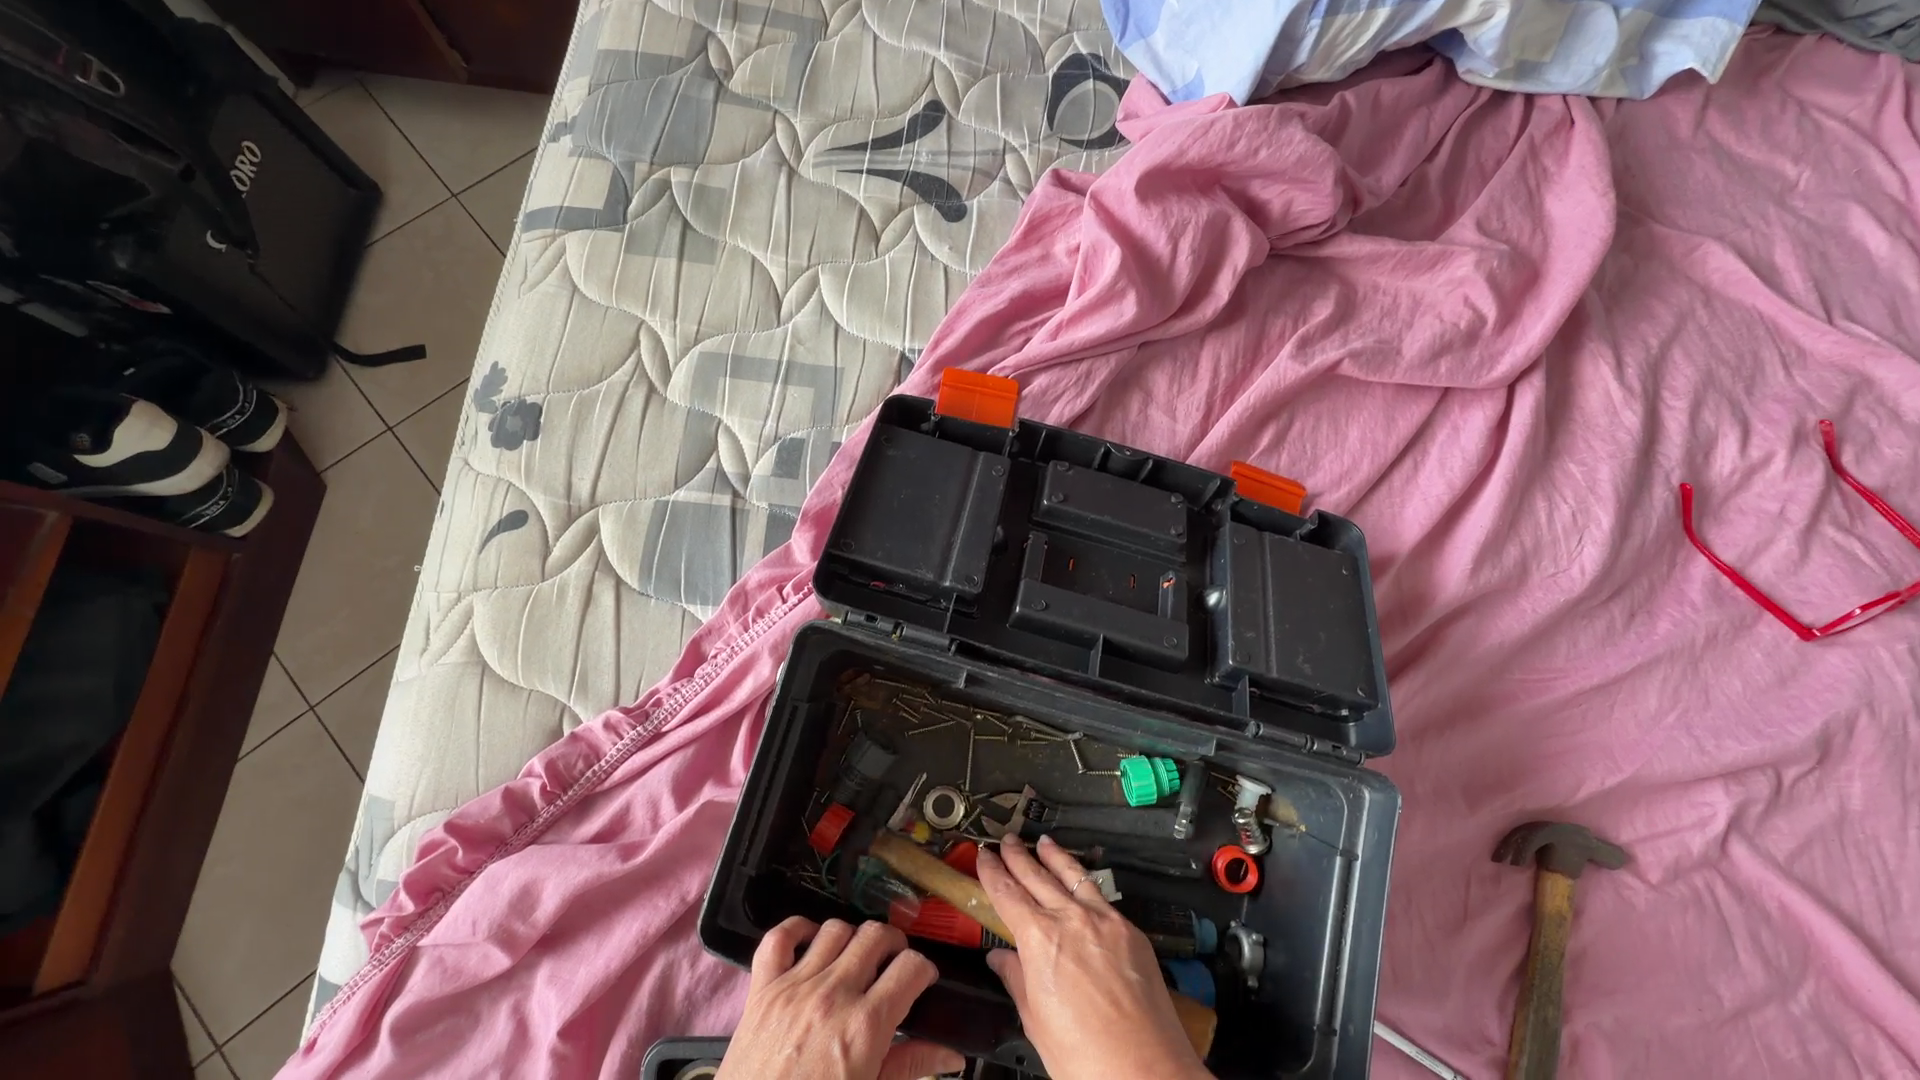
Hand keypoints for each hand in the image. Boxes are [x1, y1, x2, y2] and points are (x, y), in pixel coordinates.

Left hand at [717, 916, 963, 1079]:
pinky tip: (812, 942)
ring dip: (852, 938)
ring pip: (836, 928)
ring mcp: (794, 987)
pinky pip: (779, 936)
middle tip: (893, 965)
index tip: (922, 980)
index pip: (911, 966)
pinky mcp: (762, 989)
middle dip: (893, 945)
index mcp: (865, 1026)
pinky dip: (797, 929)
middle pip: (876, 935)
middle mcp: (832, 995)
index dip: (924, 969)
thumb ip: (910, 1066)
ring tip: (855, 959)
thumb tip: (953, 1055)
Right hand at [977, 835, 1211, 1079]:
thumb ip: (1017, 980)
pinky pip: (1102, 896)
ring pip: (1074, 876)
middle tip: (1006, 841)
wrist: (1145, 1071)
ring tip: (1042, 842)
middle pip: (1038, 876)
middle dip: (1019, 856)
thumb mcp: (1036, 1021)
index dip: (993, 871)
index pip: (1008, 893)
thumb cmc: (1085, 1057)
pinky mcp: (1131, 932)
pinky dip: (1086, 880)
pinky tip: (1082, 880)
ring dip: (1054, 857)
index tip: (984, 856)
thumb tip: (1001, 959)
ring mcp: (1105, 922)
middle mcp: (1072, 920)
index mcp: (1039, 940)